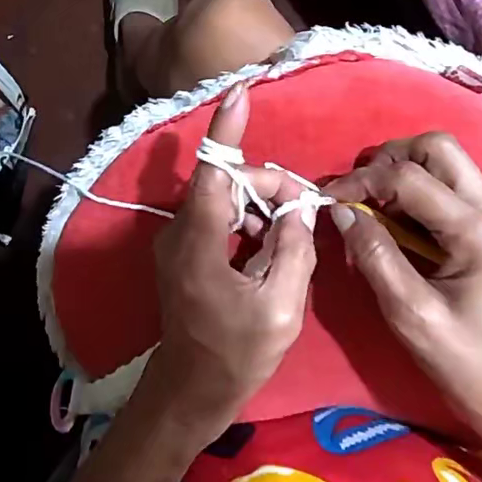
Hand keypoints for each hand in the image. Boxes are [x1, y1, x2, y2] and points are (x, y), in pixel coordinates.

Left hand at [138, 85, 317, 443]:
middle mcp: (181, 230)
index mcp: (199, 239)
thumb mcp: (281, 305)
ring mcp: (177, 241)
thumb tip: (300, 209)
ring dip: (259, 205)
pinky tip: (270, 245)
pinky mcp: (183, 253)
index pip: (213, 169)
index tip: (242, 90)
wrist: (190, 391)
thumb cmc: (235, 354)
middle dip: (268, 186)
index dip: (228, 128)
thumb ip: (293, 248)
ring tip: (292, 231)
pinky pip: (218, 218)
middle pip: (226, 182)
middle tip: (304, 213)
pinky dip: (247, 221)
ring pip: (223, 199)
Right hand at [323, 133, 481, 456]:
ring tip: (370, 207)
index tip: (328, 201)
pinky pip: (448, 187)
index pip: (410, 178)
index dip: (362, 182)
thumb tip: (342, 211)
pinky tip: (394, 222)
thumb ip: (374, 255)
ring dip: (401, 172)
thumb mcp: (410, 313)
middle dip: (389, 159)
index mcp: (480, 233)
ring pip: (444, 162)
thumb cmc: (466, 363)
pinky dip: (414, 192)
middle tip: (356, 192)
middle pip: (438, 147)